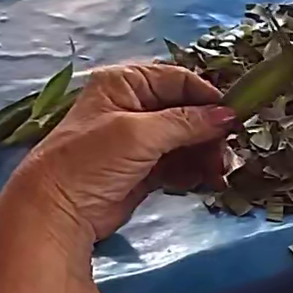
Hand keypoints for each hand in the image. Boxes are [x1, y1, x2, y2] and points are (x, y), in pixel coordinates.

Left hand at [1, 63, 235, 247]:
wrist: (58, 211)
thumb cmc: (92, 160)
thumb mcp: (139, 133)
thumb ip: (186, 122)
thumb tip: (228, 115)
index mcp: (126, 83)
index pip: (178, 81)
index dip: (207, 98)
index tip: (234, 118)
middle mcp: (134, 108)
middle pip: (187, 113)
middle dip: (209, 134)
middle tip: (226, 155)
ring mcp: (140, 141)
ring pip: (186, 142)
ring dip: (206, 156)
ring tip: (219, 174)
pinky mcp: (145, 171)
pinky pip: (179, 165)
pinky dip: (194, 172)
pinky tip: (207, 182)